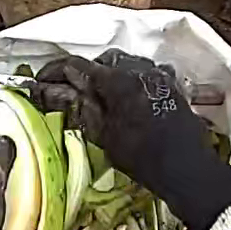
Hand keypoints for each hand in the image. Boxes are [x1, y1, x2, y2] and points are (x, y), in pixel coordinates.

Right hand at [31, 49, 230, 229]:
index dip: (55, 70)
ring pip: (125, 62)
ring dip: (109, 72)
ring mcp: (157, 74)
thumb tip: (59, 91)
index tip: (42, 79)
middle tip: (73, 89)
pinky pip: (144, 71)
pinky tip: (127, 95)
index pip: (77, 64)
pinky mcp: (171, 84)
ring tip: (101, 92)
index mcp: (116, 80)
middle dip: (85, 71)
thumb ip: (81, 106)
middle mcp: (137, 69)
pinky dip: (130, 77)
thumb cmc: (141, 156)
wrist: (188, 170)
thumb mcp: (101, 135)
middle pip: (102, 59)